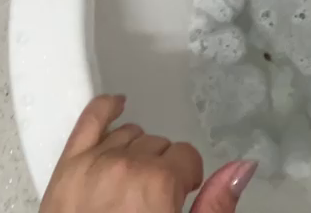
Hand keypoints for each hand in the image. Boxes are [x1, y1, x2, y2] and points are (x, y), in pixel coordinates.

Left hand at [40, 95, 256, 212]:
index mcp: (159, 184)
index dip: (187, 179)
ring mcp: (94, 162)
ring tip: (135, 184)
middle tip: (155, 202)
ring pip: (129, 133)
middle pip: (158, 145)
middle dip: (163, 169)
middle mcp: (127, 165)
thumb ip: (216, 205)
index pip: (187, 156)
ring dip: (137, 152)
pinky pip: (91, 118)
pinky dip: (106, 108)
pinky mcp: (67, 165)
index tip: (181, 198)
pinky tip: (118, 106)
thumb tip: (243, 166)